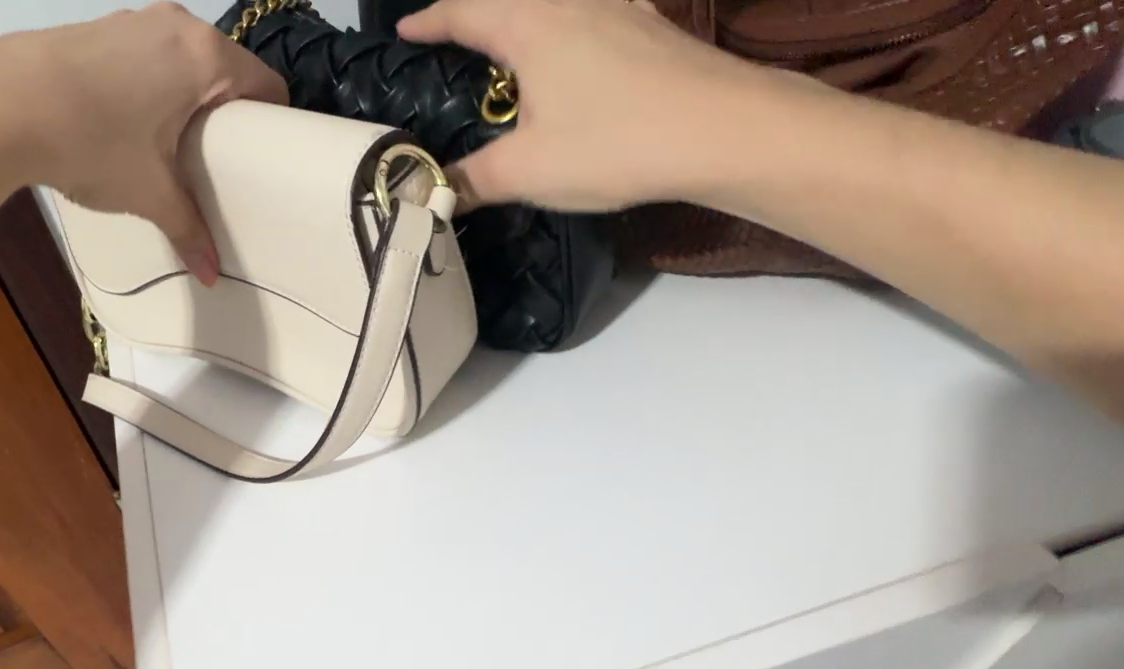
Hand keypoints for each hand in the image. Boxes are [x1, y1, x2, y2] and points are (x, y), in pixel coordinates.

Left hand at [0, 3, 286, 281]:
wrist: (1, 103)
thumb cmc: (93, 142)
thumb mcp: (151, 193)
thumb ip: (189, 230)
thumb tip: (211, 277)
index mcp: (206, 57)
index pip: (267, 86)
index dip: (272, 128)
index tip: (264, 164)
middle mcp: (178, 25)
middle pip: (227, 74)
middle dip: (228, 119)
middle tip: (221, 167)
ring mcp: (136, 21)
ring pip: (187, 64)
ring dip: (189, 102)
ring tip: (176, 150)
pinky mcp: (103, 28)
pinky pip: (152, 58)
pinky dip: (156, 89)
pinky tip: (135, 126)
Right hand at [399, 0, 813, 210]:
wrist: (718, 129)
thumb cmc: (611, 143)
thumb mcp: (527, 171)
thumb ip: (473, 181)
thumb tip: (433, 194)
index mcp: (530, 26)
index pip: (464, 12)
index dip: (431, 22)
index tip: (405, 32)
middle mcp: (570, 2)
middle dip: (475, 15)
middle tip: (453, 38)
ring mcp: (616, 8)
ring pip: (553, 5)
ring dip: (524, 20)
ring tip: (509, 49)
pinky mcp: (648, 28)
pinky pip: (591, 16)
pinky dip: (566, 29)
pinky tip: (577, 51)